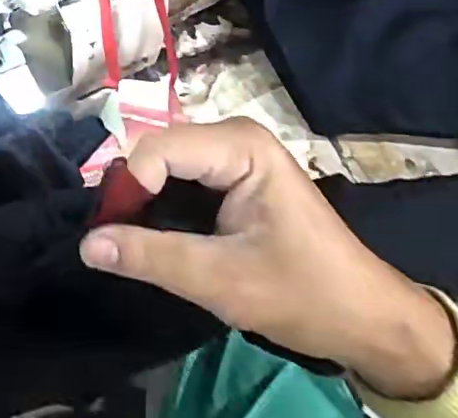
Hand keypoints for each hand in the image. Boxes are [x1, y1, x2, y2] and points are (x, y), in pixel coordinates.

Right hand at [79, 119, 456, 398]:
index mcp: (238, 145)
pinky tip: (153, 232)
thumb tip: (86, 244)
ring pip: (161, 163)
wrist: (371, 322)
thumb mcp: (224, 281)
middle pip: (156, 151)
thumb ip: (151, 257)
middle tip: (115, 240)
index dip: (129, 188)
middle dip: (132, 193)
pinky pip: (176, 176)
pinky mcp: (228, 171)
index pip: (157, 150)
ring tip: (129, 239)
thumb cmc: (306, 295)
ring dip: (142, 200)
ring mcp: (230, 151)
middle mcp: (230, 135)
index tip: (114, 235)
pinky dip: (159, 203)